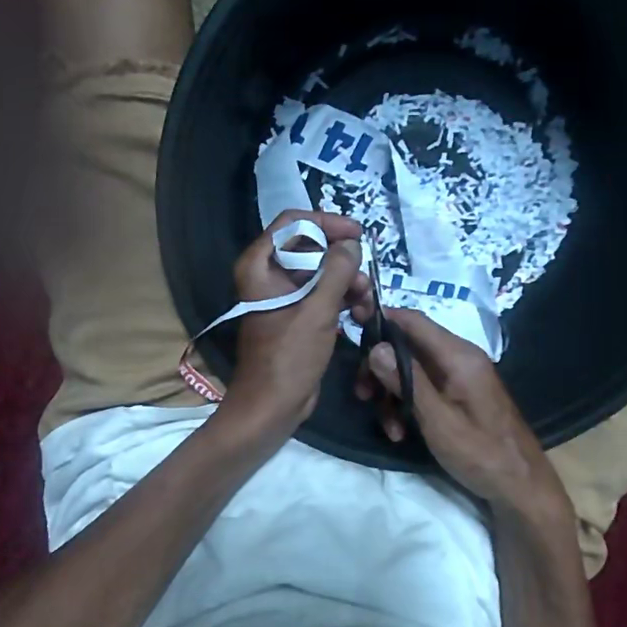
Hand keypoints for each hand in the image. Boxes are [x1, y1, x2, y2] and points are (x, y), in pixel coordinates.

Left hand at [226, 210, 374, 431]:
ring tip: (365, 302)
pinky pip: (323, 294)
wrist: (272, 404)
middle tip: (364, 279)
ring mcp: (284, 295)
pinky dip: (343, 299)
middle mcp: (268, 274)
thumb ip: (337, 271)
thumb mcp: (317, 310)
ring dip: (348, 282)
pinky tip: (361, 312)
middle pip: (312, 247)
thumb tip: (352, 244)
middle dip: (343, 261)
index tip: (357, 235)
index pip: (295, 223)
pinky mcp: (297, 314)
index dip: (327, 224)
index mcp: (260, 264)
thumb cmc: (288, 356)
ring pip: (322, 272)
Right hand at [355, 307, 555, 507]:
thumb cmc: (481, 453)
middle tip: (363, 395)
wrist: (521, 487)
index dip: (381, 320)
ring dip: (391, 392)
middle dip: (380, 367)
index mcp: (458, 356)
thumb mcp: (438, 420)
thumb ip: (407, 381)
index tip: (352, 333)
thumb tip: (376, 347)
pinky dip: (406, 403)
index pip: (413, 320)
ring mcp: (460, 376)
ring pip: (410, 368)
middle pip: (407, 345)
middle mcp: (459, 358)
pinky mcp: (458, 393)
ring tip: (389, 426)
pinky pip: (423, 386)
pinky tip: (402, 431)